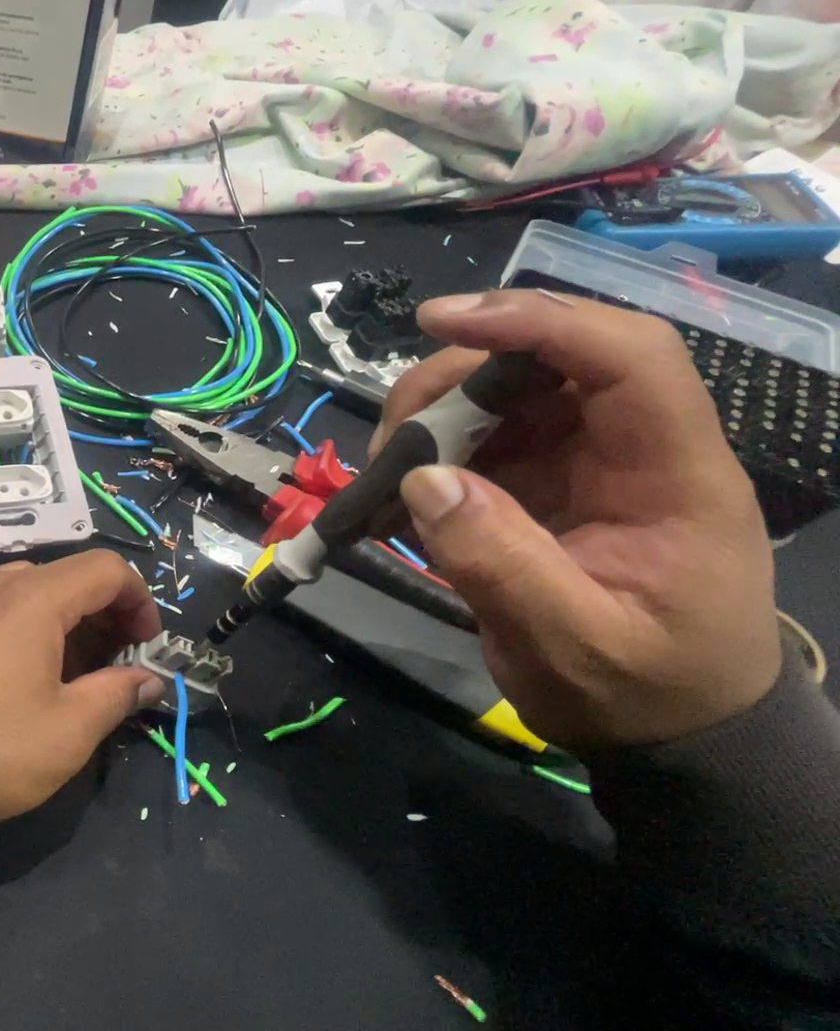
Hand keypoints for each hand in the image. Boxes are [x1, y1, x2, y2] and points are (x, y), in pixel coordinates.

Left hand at [0, 550, 165, 822]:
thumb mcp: (67, 731)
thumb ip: (116, 695)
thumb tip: (147, 679)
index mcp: (31, 598)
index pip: (104, 568)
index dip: (139, 601)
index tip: (145, 646)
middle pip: (65, 578)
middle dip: (101, 616)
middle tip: (112, 669)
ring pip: (26, 593)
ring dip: (62, 624)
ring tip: (68, 678)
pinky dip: (22, 628)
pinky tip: (18, 676)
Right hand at [373, 290, 778, 748]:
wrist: (664, 732)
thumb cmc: (639, 690)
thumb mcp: (572, 641)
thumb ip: (501, 562)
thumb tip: (423, 480)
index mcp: (671, 474)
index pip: (624, 358)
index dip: (536, 322)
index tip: (440, 321)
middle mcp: (627, 451)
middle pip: (544, 365)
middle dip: (454, 380)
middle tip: (390, 438)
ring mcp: (579, 466)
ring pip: (497, 398)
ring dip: (427, 419)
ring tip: (383, 476)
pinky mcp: (537, 486)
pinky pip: (472, 444)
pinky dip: (420, 458)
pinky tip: (390, 497)